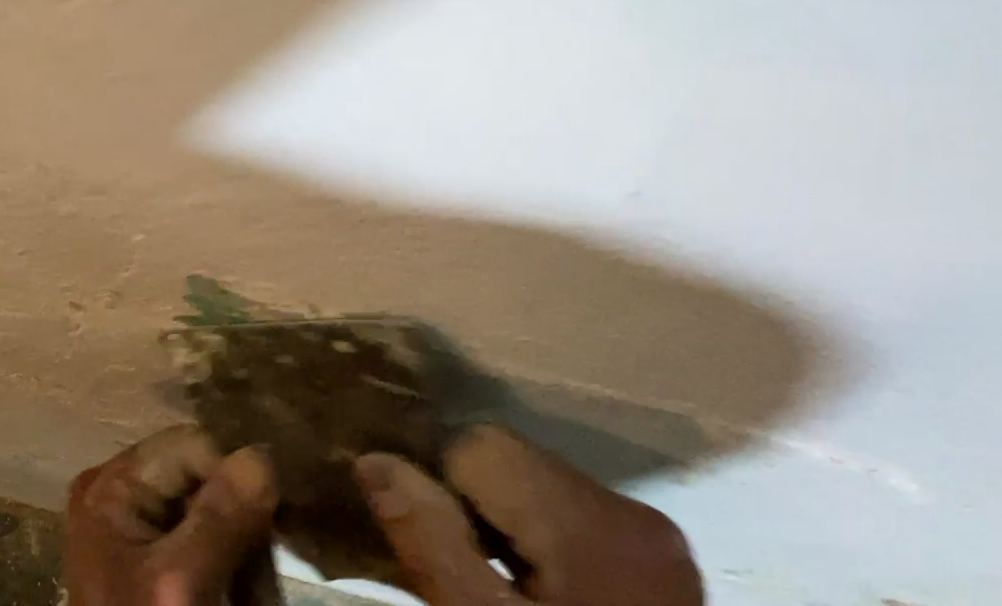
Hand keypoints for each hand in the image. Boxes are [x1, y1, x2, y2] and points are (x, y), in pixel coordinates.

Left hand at [66, 426, 280, 605]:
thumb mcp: (182, 584)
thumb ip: (220, 516)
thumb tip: (262, 454)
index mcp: (112, 484)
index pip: (192, 445)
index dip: (237, 478)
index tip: (275, 524)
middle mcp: (122, 492)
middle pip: (206, 478)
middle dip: (244, 526)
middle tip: (260, 583)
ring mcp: (139, 527)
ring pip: (217, 514)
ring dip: (246, 558)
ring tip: (255, 600)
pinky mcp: (159, 560)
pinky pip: (210, 546)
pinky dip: (235, 575)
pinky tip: (244, 601)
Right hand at [353, 426, 701, 605]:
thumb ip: (427, 536)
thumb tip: (372, 459)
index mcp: (591, 520)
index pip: (477, 445)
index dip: (439, 487)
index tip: (435, 547)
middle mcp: (633, 514)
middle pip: (513, 463)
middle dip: (474, 505)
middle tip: (467, 575)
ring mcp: (657, 545)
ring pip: (540, 490)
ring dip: (507, 526)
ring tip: (499, 591)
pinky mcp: (662, 571)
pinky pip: (575, 523)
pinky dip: (544, 546)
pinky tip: (539, 598)